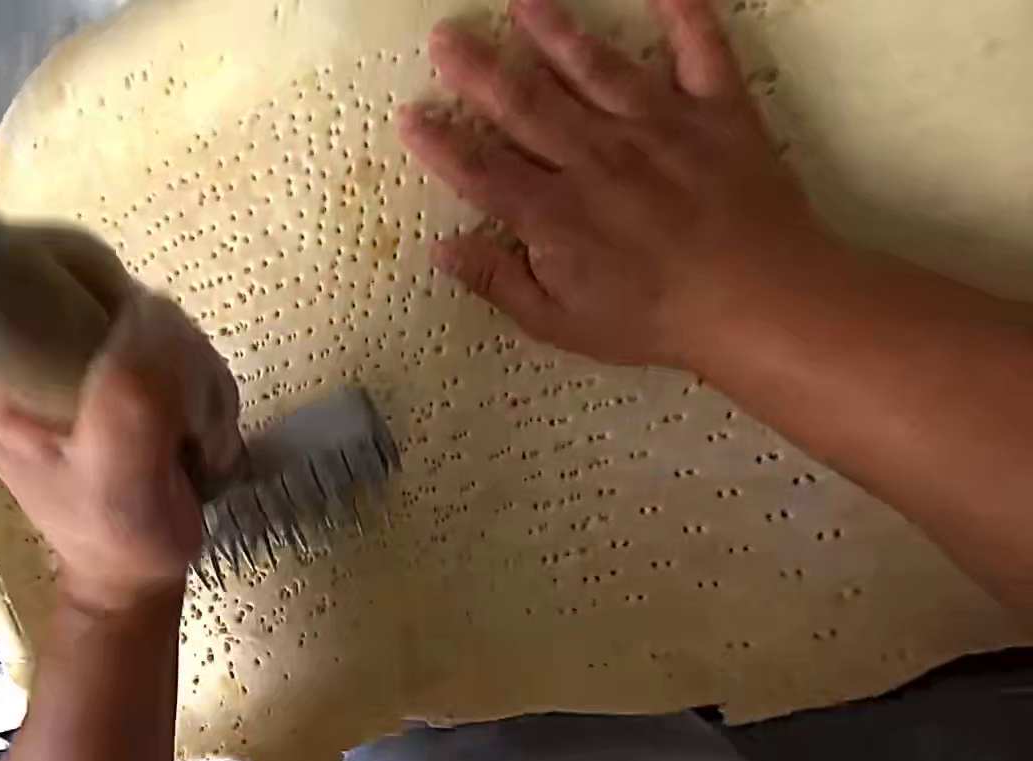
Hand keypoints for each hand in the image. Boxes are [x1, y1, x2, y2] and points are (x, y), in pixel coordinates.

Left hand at [0, 292, 217, 614]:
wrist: (137, 570)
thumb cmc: (119, 539)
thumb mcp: (119, 480)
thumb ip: (133, 394)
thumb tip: (150, 309)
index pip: (29, 272)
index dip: (94, 291)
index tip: (142, 359)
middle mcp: (26, 358)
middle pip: (102, 289)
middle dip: (164, 354)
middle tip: (181, 425)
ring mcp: (74, 363)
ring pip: (150, 316)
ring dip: (191, 376)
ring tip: (190, 441)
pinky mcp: (113, 374)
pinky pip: (171, 343)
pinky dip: (199, 383)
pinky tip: (195, 433)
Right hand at [398, 0, 843, 373]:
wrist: (759, 300)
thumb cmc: (643, 319)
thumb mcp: (552, 320)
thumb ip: (496, 279)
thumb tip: (442, 249)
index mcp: (553, 214)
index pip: (481, 170)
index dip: (441, 143)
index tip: (410, 116)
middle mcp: (598, 159)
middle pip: (526, 106)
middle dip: (480, 70)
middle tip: (446, 36)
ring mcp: (660, 128)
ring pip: (596, 68)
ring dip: (556, 31)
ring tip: (522, 0)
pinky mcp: (719, 112)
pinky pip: (701, 49)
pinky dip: (684, 12)